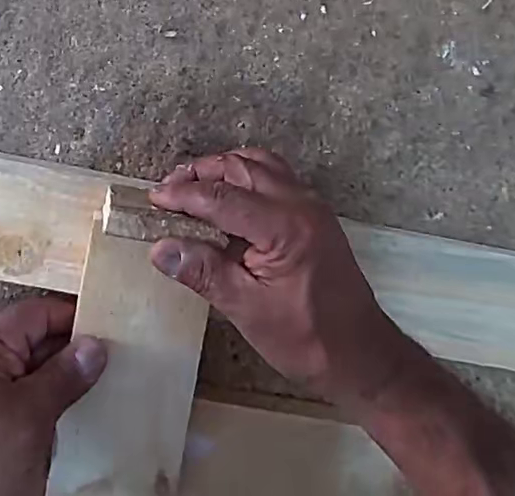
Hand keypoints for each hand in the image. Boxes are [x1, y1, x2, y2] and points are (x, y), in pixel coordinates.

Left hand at [0, 296, 107, 495]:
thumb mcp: (30, 415)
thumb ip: (65, 374)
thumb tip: (94, 345)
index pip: (39, 312)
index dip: (76, 317)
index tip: (112, 328)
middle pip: (36, 343)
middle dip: (73, 353)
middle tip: (113, 361)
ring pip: (32, 377)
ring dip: (63, 384)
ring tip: (99, 390)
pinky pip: (22, 405)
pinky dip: (47, 409)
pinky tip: (72, 421)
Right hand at [147, 149, 414, 405]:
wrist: (360, 350)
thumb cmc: (305, 337)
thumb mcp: (248, 309)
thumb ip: (204, 272)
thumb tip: (160, 248)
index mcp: (284, 225)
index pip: (223, 197)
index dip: (185, 194)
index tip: (154, 197)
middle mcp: (300, 201)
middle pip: (243, 167)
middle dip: (203, 171)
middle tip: (169, 186)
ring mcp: (311, 202)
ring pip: (261, 165)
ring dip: (226, 167)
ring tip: (193, 183)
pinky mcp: (314, 211)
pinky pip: (276, 176)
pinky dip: (247, 174)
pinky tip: (229, 195)